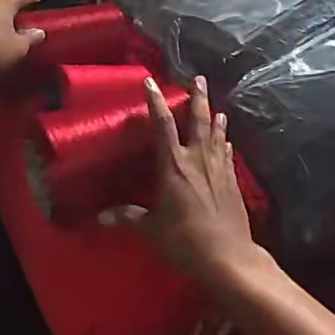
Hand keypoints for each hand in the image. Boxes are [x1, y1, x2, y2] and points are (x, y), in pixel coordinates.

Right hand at [105, 75, 262, 283]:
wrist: (227, 256)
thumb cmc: (184, 240)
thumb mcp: (151, 230)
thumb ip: (128, 217)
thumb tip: (101, 216)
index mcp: (173, 166)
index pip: (162, 125)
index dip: (155, 101)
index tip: (151, 82)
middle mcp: (197, 159)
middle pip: (198, 120)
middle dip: (198, 97)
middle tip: (200, 78)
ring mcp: (218, 169)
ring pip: (216, 135)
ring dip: (215, 118)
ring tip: (216, 107)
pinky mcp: (233, 181)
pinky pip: (227, 155)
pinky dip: (225, 144)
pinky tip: (226, 142)